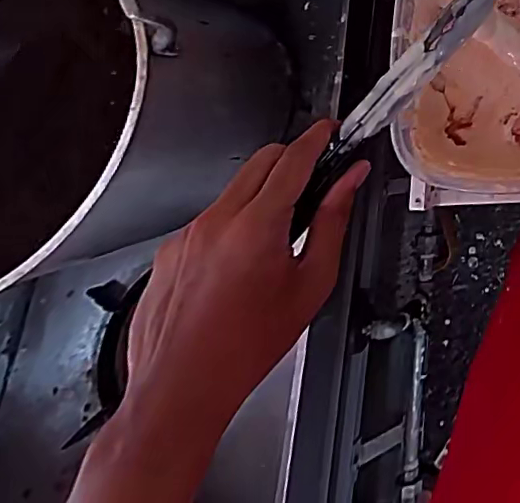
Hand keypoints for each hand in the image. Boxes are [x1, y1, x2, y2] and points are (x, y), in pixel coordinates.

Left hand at [129, 119, 367, 412]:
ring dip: (262, 192)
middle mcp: (217, 221)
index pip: (293, 159)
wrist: (180, 392)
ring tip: (275, 237)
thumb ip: (334, 220)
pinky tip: (239, 262)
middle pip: (262, 160)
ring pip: (235, 187)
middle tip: (313, 178)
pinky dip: (233, 221)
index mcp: (257, 227)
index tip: (329, 128)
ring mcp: (187, 234)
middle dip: (291, 158)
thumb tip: (350, 180)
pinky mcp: (169, 250)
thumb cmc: (247, 346)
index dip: (317, 137)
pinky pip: (210, 216)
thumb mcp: (312, 281)